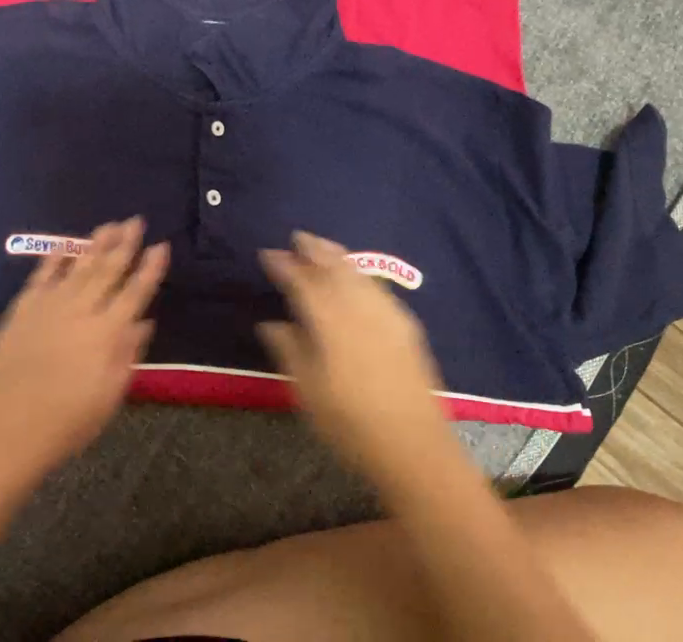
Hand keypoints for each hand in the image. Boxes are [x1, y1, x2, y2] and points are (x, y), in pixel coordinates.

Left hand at [0, 217, 167, 471]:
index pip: (135, 292)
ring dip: (96, 243)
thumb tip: (143, 321)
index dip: (150, 268)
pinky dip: (55, 257)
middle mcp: (81, 310)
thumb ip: (128, 354)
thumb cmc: (67, 423)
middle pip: (108, 270)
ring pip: (78, 265)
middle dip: (125, 244)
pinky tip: (66, 244)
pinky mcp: (23, 309)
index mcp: (108, 333)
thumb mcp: (110, 396)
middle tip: (136, 221)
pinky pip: (42, 275)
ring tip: (109, 225)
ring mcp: (49, 305)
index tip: (161, 245)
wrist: (6, 429)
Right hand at [257, 232, 455, 479]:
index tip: (268, 254)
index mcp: (330, 322)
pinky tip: (359, 280)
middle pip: (335, 268)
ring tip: (324, 249)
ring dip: (339, 257)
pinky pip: (379, 288)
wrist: (414, 446)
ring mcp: (387, 316)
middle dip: (315, 250)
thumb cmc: (350, 424)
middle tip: (298, 238)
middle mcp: (359, 309)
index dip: (285, 266)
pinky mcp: (407, 327)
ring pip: (360, 274)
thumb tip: (272, 323)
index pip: (303, 283)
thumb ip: (290, 350)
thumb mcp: (307, 391)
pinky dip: (362, 275)